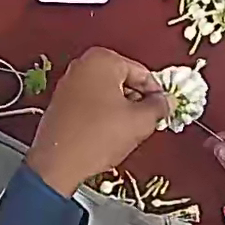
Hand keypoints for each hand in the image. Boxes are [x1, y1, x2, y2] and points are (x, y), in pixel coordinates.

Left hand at [23, 47, 168, 194]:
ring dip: (121, 109)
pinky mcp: (60, 103)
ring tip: (126, 131)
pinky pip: (91, 103)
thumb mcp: (141, 121)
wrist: (58, 164)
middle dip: (137, 101)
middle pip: (124, 80)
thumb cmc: (97, 137)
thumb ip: (159, 106)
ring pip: (108, 93)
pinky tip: (107, 134)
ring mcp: (68, 83)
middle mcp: (82, 65)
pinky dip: (103, 115)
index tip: (162, 109)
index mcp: (102, 60)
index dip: (156, 94)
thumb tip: (165, 102)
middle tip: (146, 121)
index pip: (143, 73)